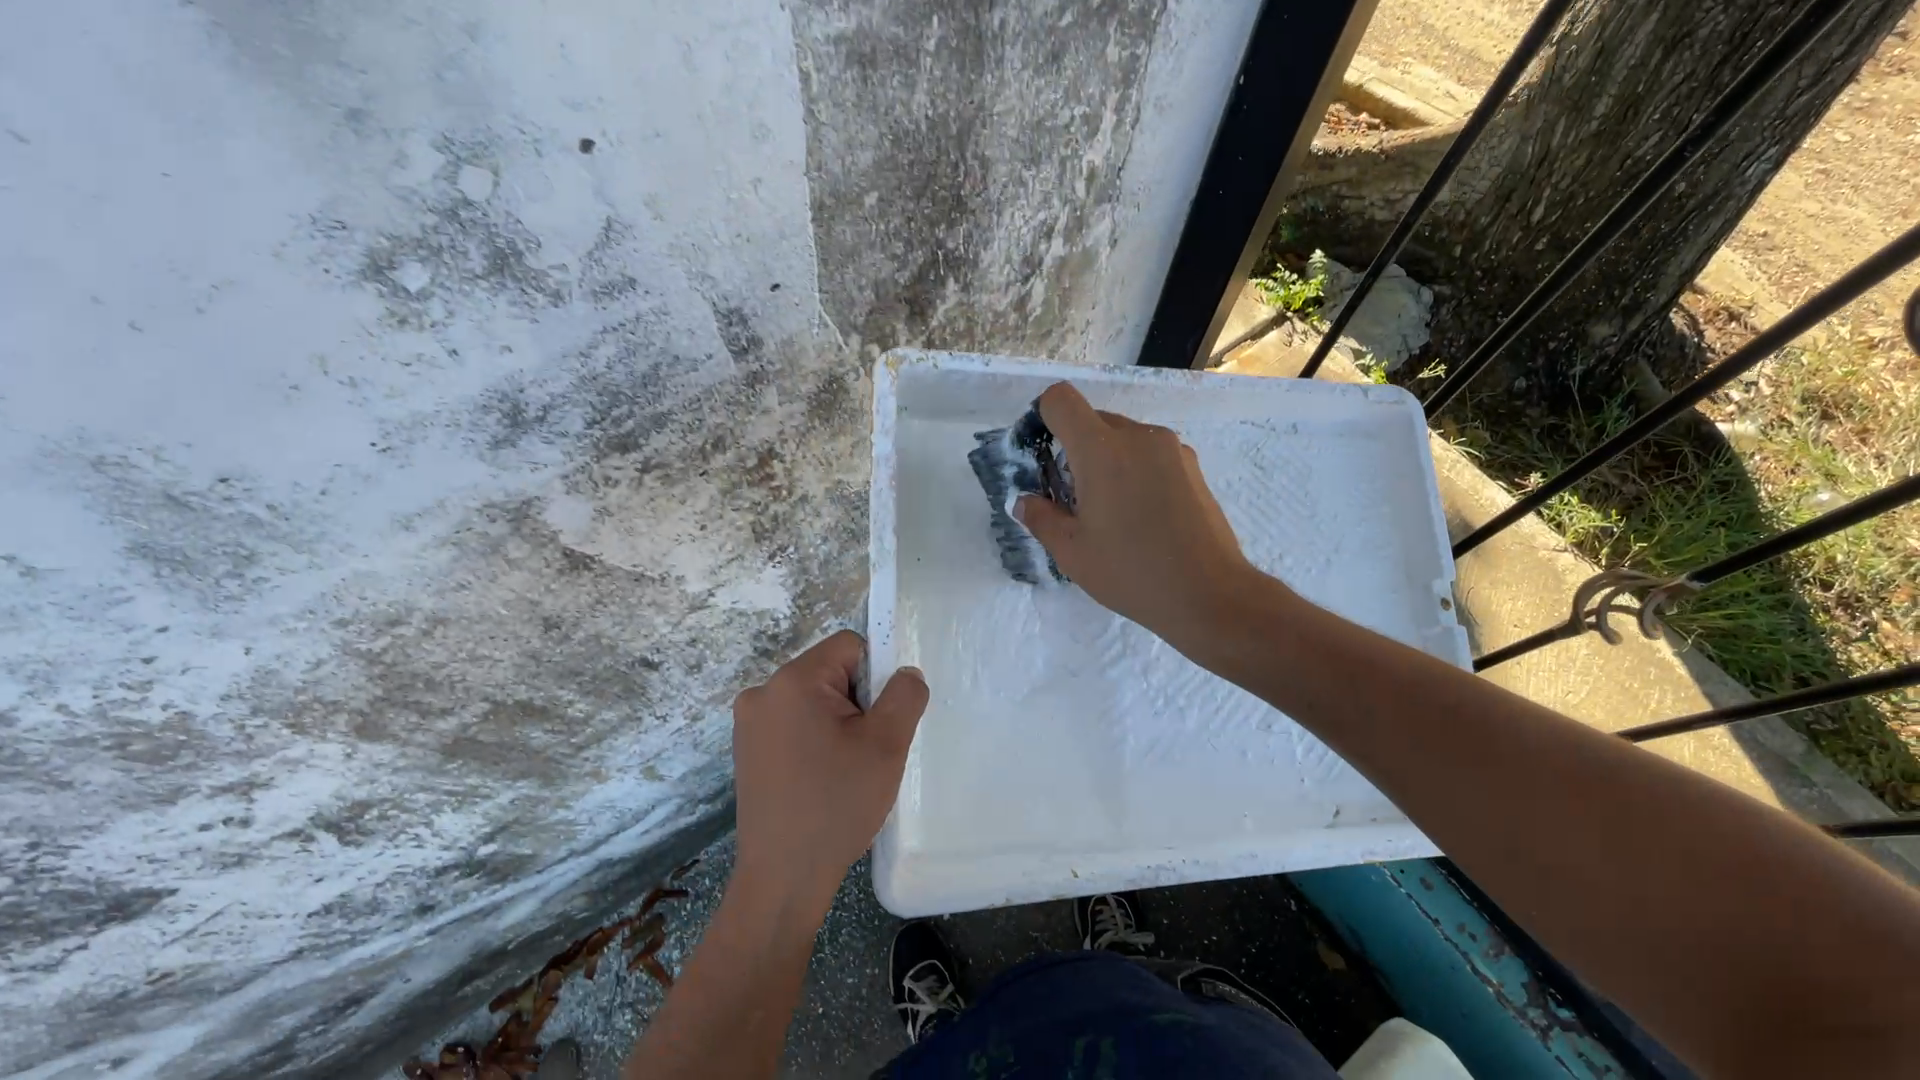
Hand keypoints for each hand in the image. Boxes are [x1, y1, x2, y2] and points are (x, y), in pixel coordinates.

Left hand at [730, 630, 928, 909]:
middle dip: (857, 703)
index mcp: (792, 681)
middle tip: (865, 752)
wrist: (784, 876)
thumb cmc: (837, 804)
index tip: (879, 722)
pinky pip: (794, 726)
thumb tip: (905, 674)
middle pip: (830, 672)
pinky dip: (816, 742)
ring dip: (838, 725)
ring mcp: (750, 724)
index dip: (876, 676)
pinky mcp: (748, 752)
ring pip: (814, 702)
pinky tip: (823, 781)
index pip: (849, 646)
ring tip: (844, 771)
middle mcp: (762, 693)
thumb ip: (905, 695)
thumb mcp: (886, 745)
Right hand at [1016, 382, 1278, 643]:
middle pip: (1092, 420)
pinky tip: (1143, 518)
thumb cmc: (1132, 572)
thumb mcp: (1072, 552)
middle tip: (1075, 500)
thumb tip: (1025, 501)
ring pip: (1123, 439)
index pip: (1061, 400)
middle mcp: (1138, 436)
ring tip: (1113, 513)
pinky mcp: (1193, 466)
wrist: (1209, 594)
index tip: (1043, 457)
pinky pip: (1150, 454)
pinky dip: (1136, 472)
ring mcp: (1171, 448)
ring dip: (1108, 462)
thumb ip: (1041, 518)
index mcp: (1101, 450)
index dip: (1043, 419)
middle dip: (1075, 450)